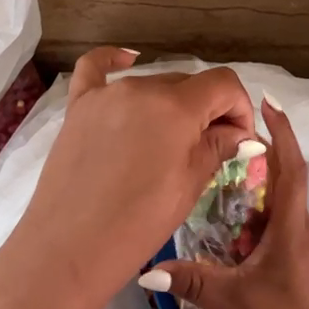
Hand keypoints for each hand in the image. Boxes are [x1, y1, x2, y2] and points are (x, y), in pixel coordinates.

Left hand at [0, 48, 259, 308]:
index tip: (240, 139)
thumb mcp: (189, 187)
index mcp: (176, 107)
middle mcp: (142, 88)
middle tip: (211, 150)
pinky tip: (128, 59)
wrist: (68, 249)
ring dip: (171, 105)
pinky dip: (115, 61)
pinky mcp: (78, 106)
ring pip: (152, 85)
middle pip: (188, 84)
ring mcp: (106, 94)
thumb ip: (218, 148)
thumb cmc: (138, 224)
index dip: (240, 108)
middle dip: (208, 111)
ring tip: (171, 143)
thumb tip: (240, 133)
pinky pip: (97, 68)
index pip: (223, 84)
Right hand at [141, 96, 308, 308]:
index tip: (267, 101)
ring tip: (223, 159)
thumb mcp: (231, 302)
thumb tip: (145, 270)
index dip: (282, 131)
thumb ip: (189, 280)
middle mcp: (300, 228)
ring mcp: (299, 245)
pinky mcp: (294, 261)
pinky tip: (229, 211)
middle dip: (264, 147)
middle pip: (286, 175)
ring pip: (281, 198)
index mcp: (291, 228)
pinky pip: (277, 219)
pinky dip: (256, 205)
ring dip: (259, 176)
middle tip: (227, 127)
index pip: (291, 166)